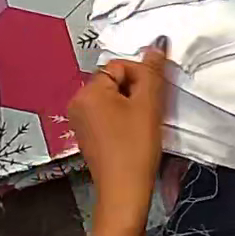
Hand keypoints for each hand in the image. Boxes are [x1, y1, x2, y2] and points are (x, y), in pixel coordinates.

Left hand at [67, 42, 169, 230]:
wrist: (124, 192)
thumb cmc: (134, 149)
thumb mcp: (148, 105)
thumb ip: (153, 71)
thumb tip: (156, 43)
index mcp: (87, 91)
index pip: (121, 66)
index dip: (142, 79)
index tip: (151, 101)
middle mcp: (77, 103)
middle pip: (115, 81)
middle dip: (136, 92)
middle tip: (148, 114)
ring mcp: (80, 120)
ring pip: (114, 98)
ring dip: (132, 106)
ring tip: (141, 126)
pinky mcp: (87, 135)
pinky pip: (108, 114)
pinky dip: (123, 119)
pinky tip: (133, 135)